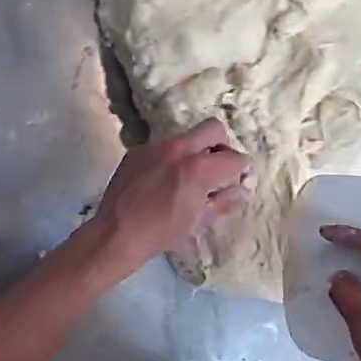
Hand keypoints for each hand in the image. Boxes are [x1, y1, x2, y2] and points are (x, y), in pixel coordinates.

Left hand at [89, 118, 250, 273]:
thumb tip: (242, 191)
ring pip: (187, 136)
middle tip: (219, 167)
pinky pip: (163, 145)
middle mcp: (178, 148)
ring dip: (195, 150)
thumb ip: (225, 201)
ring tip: (189, 175)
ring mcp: (155, 145)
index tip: (242, 177)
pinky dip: (171, 157)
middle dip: (223, 145)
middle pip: (214, 128)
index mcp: (198, 168)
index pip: (234, 158)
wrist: (117, 232)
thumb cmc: (162, 231)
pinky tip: (164, 179)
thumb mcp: (199, 220)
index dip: (244, 169)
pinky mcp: (138, 149)